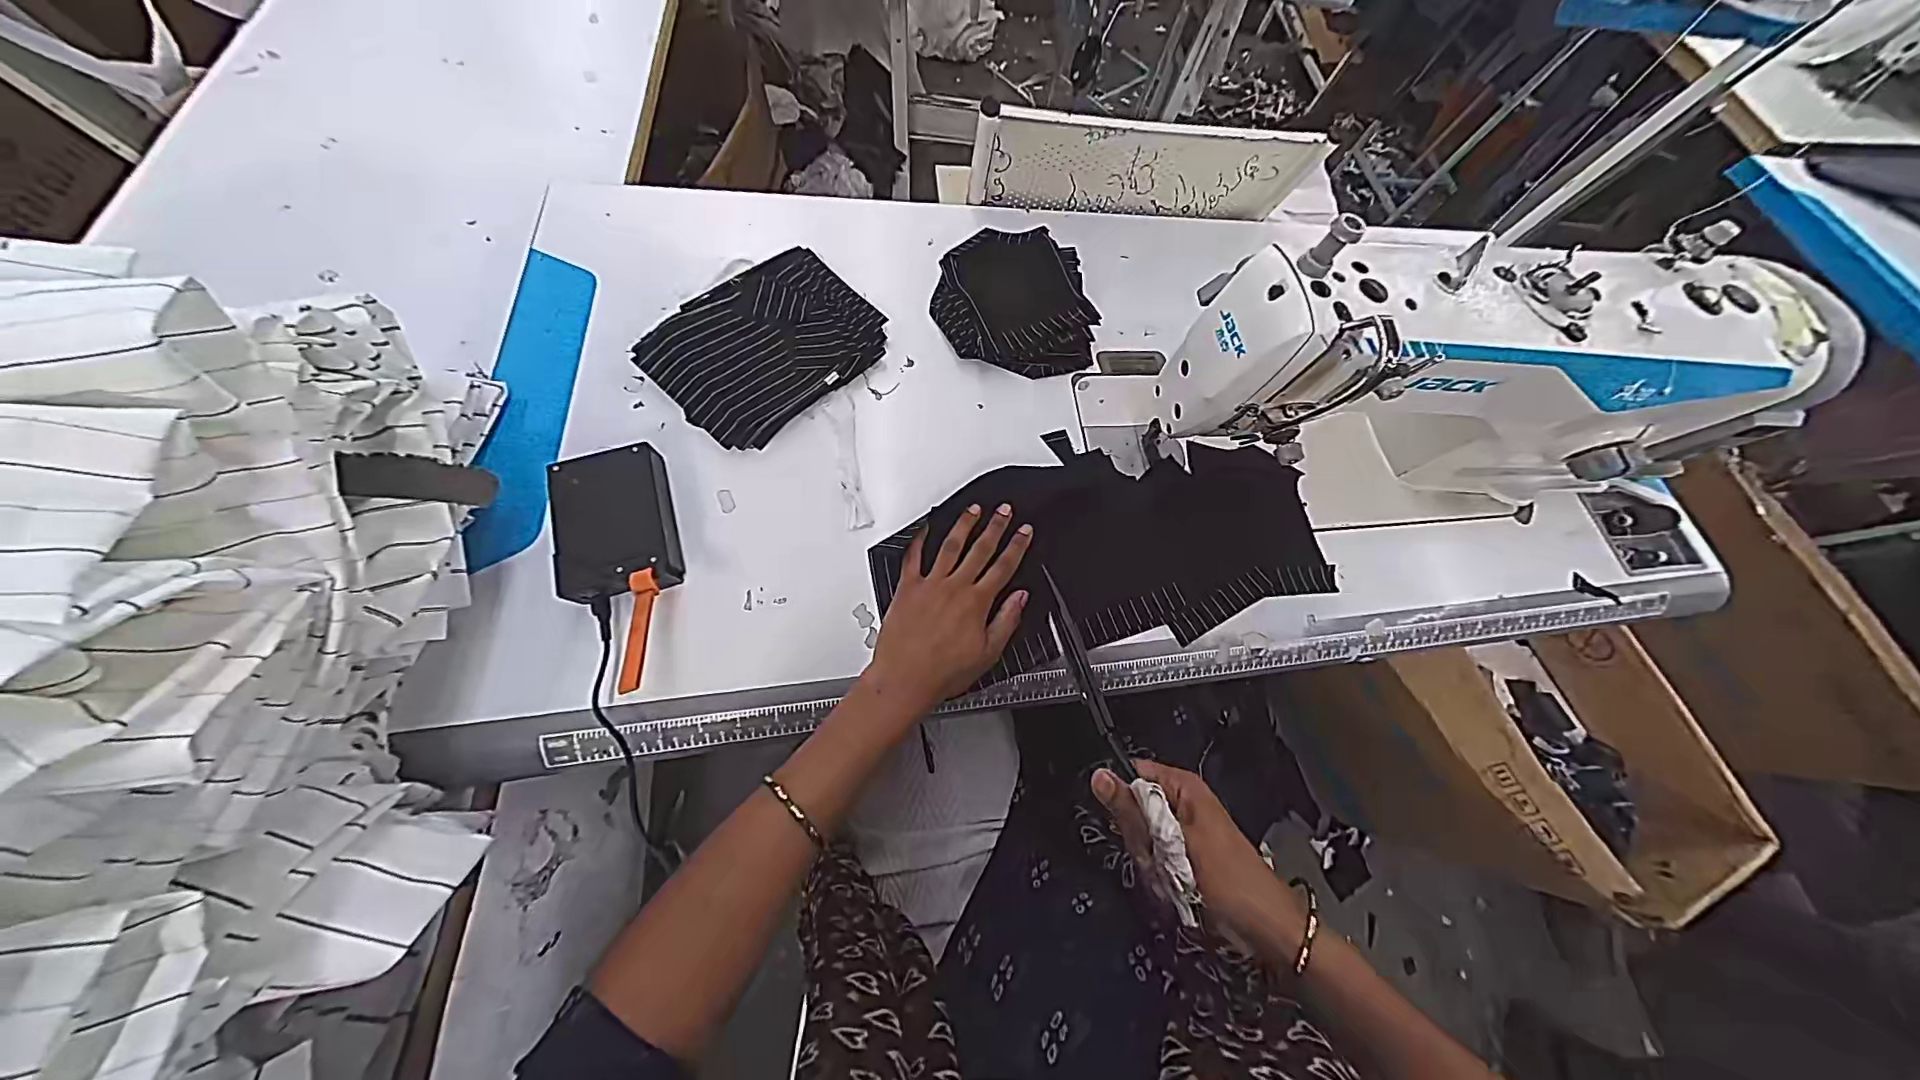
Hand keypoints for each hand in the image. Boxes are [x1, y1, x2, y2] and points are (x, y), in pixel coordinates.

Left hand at [864, 503, 1031, 713]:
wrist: (904, 679)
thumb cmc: (942, 672)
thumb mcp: (988, 653)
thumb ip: (1006, 621)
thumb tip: (1020, 599)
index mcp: (976, 603)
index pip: (1003, 567)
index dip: (1017, 546)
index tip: (1023, 532)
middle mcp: (954, 588)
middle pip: (980, 549)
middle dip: (995, 526)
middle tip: (1003, 511)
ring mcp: (929, 585)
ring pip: (950, 546)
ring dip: (964, 525)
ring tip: (972, 510)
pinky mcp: (907, 589)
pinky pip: (913, 557)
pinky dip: (920, 540)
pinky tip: (925, 529)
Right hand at [1092, 760, 1305, 952]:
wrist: (1267, 931)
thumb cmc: (1231, 883)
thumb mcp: (1173, 843)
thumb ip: (1133, 811)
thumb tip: (1100, 776)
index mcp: (1185, 786)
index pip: (1131, 773)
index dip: (1119, 796)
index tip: (1119, 820)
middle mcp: (1183, 803)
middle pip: (1133, 809)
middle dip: (1135, 838)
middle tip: (1153, 857)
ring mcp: (1182, 833)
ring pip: (1140, 838)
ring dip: (1146, 861)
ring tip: (1165, 876)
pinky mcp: (1184, 858)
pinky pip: (1153, 858)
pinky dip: (1156, 874)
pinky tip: (1169, 886)